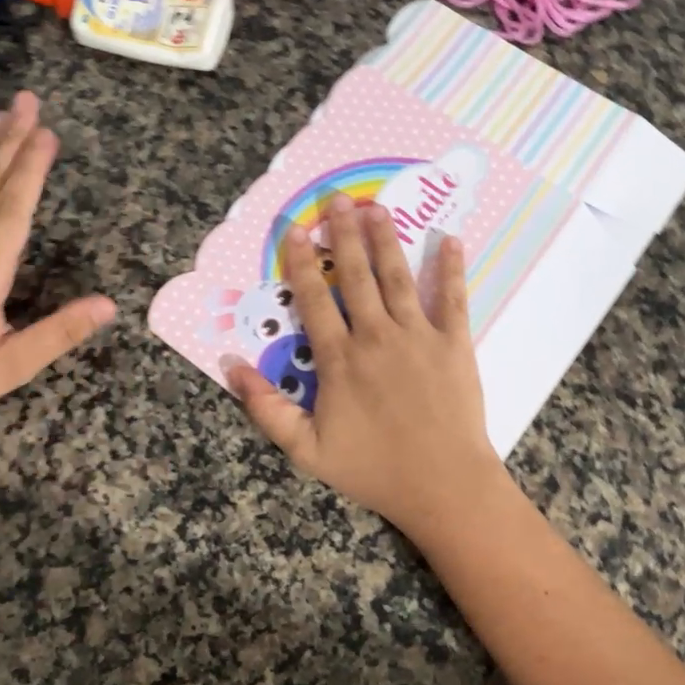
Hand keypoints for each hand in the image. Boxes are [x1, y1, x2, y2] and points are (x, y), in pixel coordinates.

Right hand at [227, 193, 512, 538]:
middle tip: (337, 199)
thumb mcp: (306, 449)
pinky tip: (450, 239)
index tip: (297, 230)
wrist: (443, 486)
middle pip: (356, 276)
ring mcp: (418, 336)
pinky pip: (453, 298)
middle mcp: (376, 336)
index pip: (314, 300)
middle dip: (345, 235)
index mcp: (340, 359)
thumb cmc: (373, 469)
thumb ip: (265, 407)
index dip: (302, 264)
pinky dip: (450, 268)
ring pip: (398, 277)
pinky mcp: (455, 343)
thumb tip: (230, 364)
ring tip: (376, 207)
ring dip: (386, 240)